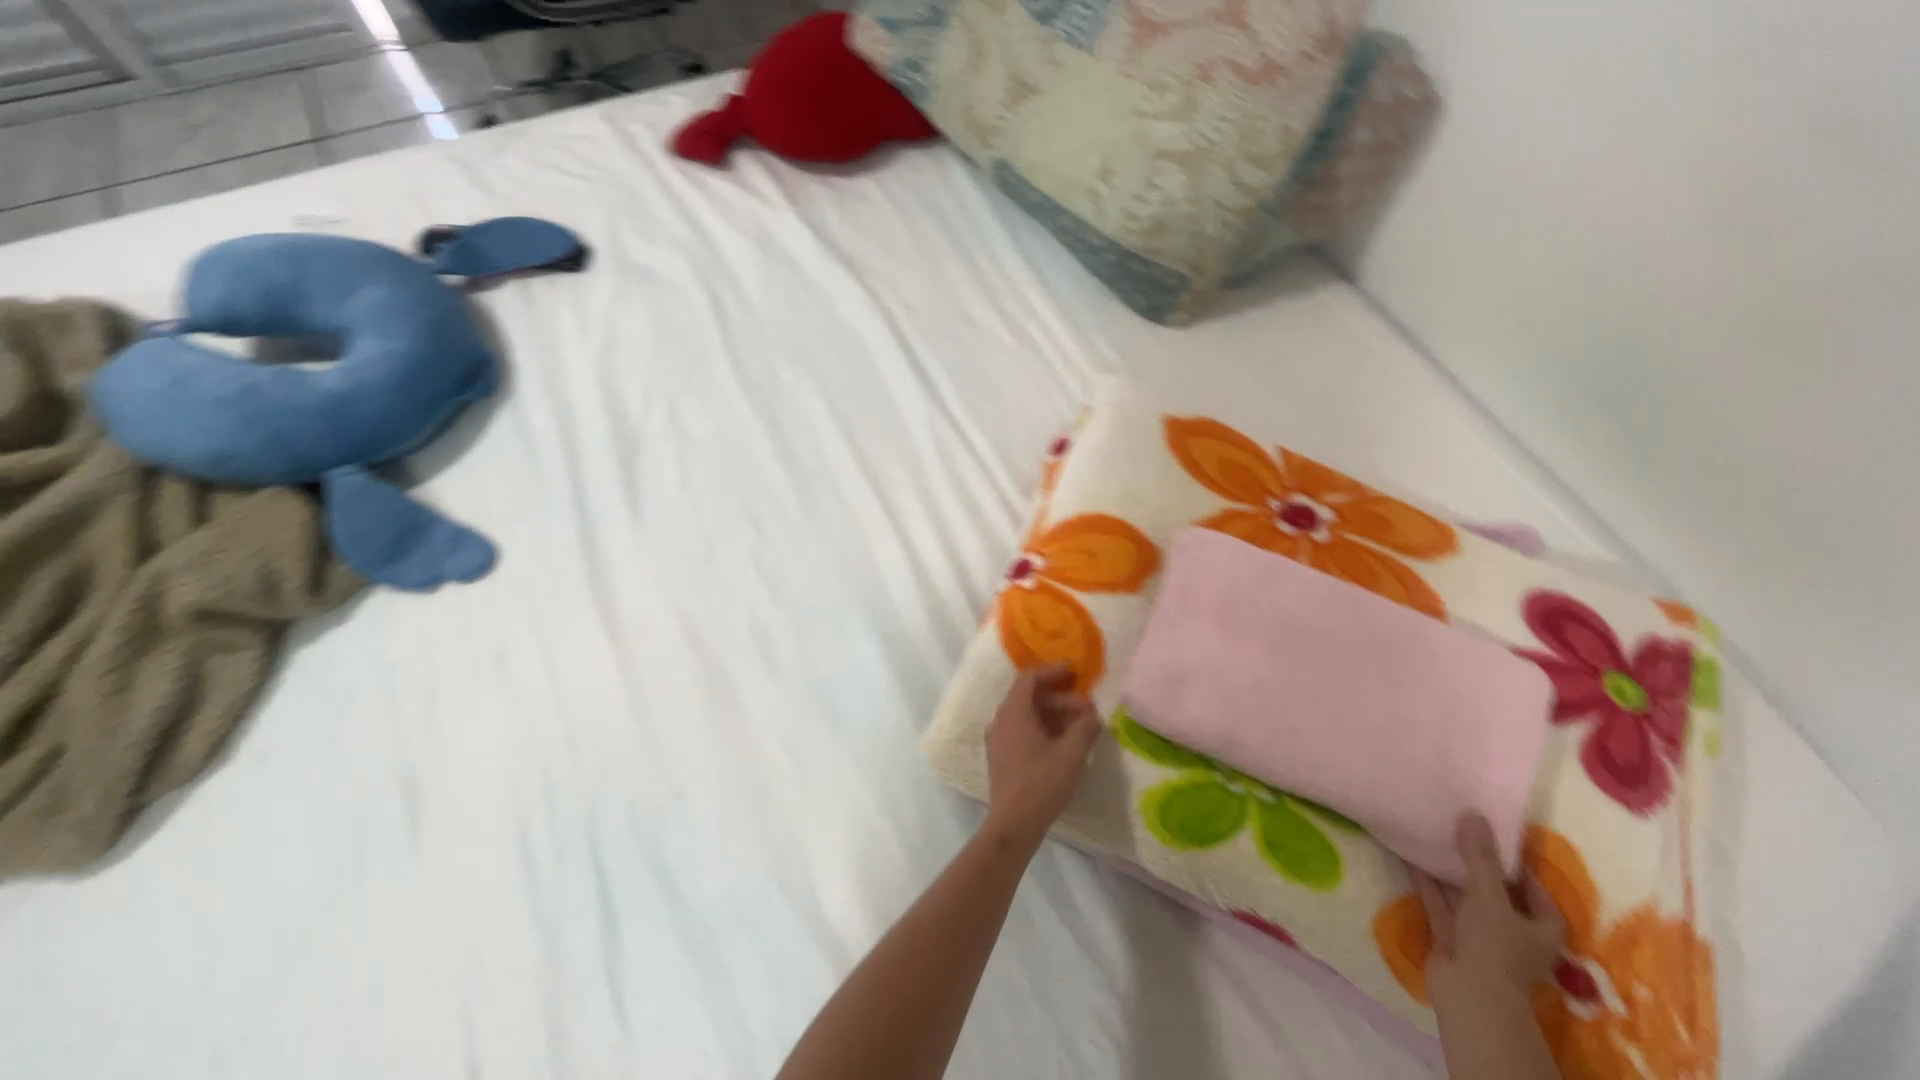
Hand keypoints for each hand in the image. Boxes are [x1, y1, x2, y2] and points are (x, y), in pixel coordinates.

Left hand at [982, 665, 1103, 848]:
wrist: (1013, 824)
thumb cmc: (1042, 784)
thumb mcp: (1071, 754)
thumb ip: (1085, 728)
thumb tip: (1093, 715)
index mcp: (1013, 712)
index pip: (1029, 678)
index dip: (1053, 672)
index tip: (1075, 672)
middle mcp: (1000, 720)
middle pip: (1031, 698)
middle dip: (1062, 699)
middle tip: (1088, 710)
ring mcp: (998, 740)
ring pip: (1028, 716)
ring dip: (1055, 716)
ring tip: (1081, 728)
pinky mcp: (1001, 757)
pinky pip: (1022, 732)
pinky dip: (1044, 730)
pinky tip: (1064, 744)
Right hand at [1415, 813, 1565, 1012]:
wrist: (1468, 995)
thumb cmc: (1495, 945)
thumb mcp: (1490, 896)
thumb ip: (1480, 857)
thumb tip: (1473, 813)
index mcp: (1541, 924)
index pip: (1532, 886)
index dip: (1514, 860)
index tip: (1492, 833)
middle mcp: (1514, 929)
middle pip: (1496, 890)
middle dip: (1477, 863)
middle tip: (1459, 829)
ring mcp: (1481, 935)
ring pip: (1465, 897)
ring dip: (1450, 873)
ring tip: (1434, 838)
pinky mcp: (1452, 939)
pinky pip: (1441, 905)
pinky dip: (1429, 885)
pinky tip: (1413, 860)